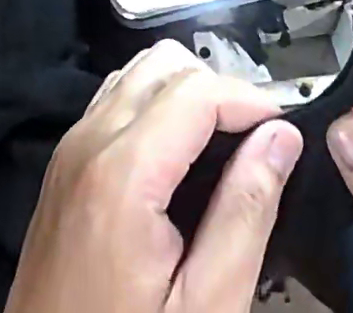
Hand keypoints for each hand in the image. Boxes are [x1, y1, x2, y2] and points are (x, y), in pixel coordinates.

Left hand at [6, 40, 303, 312]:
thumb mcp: (205, 305)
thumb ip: (246, 211)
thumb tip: (282, 137)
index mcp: (122, 171)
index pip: (196, 89)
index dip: (250, 99)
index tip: (285, 131)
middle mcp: (90, 138)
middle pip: (165, 63)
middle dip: (219, 87)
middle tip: (255, 139)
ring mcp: (72, 142)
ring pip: (139, 69)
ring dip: (187, 88)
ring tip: (223, 141)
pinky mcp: (67, 156)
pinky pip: (118, 94)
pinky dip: (156, 98)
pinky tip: (179, 147)